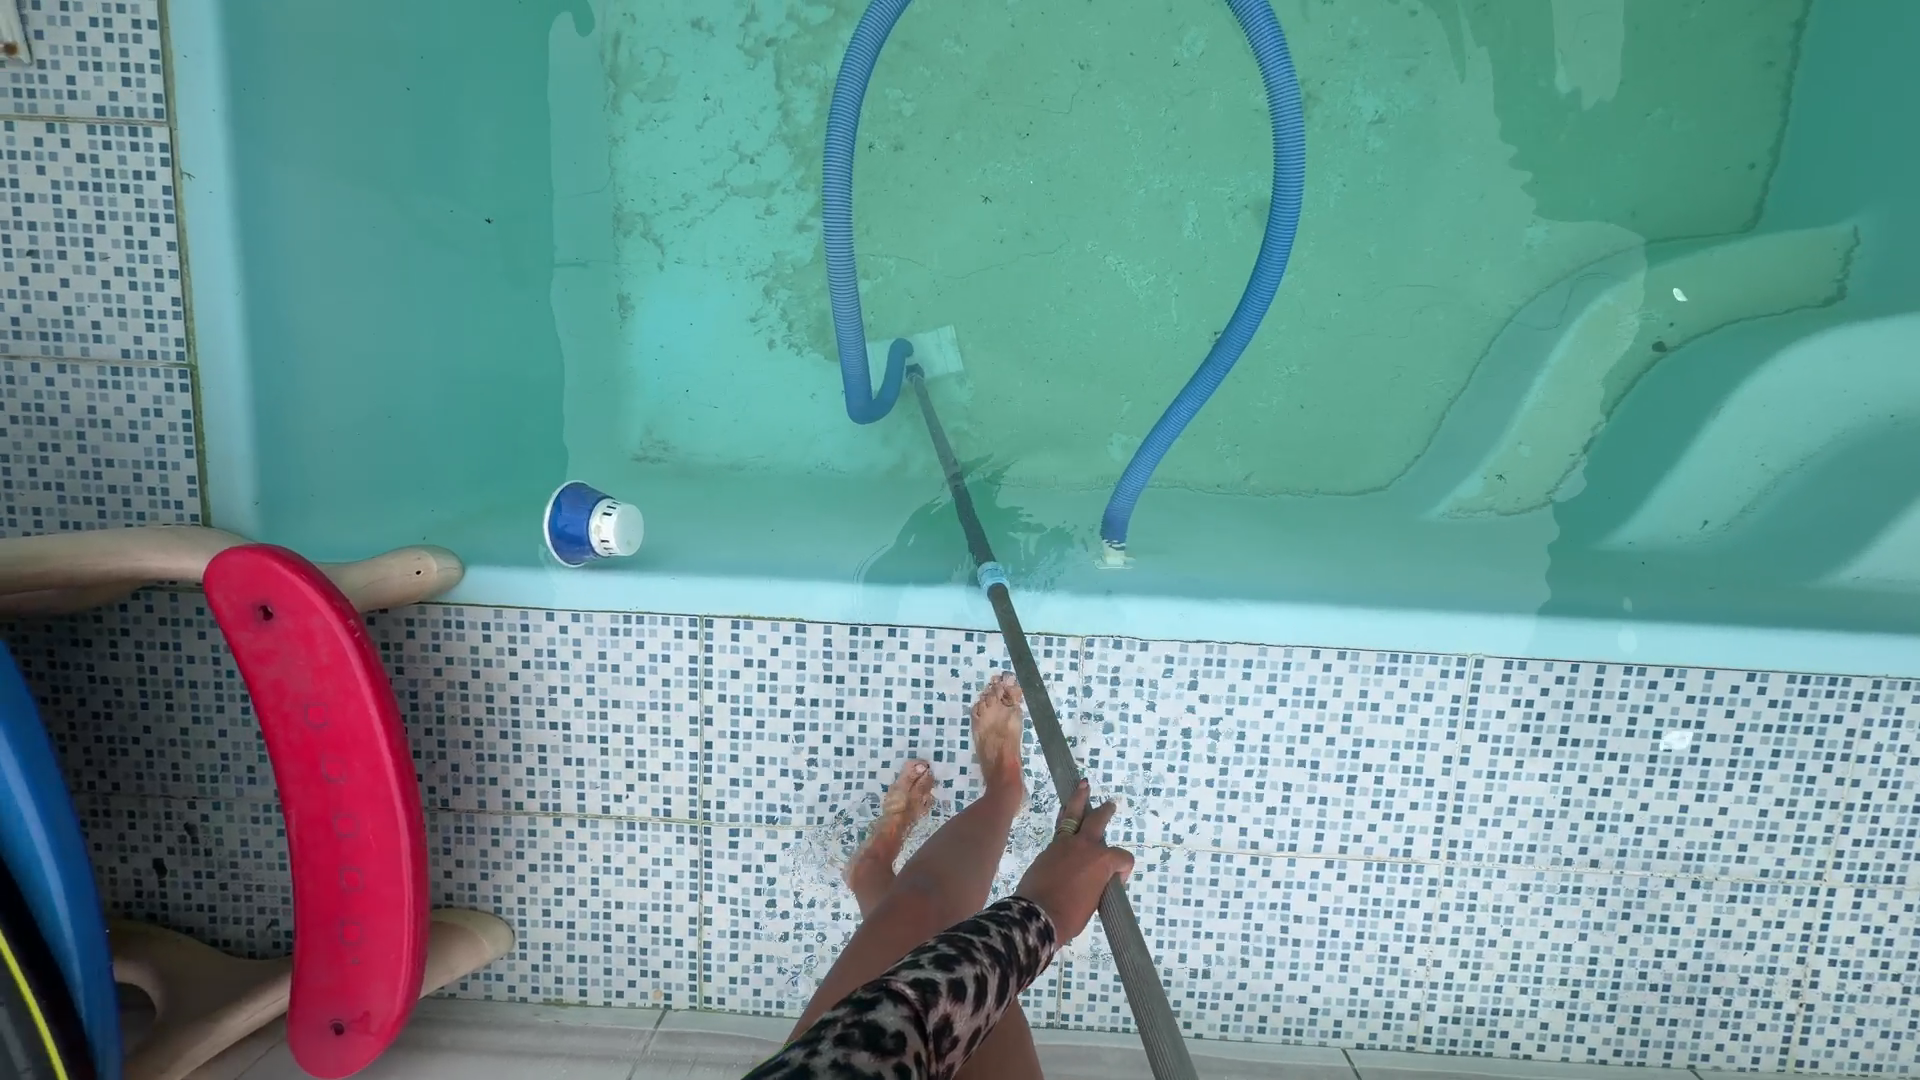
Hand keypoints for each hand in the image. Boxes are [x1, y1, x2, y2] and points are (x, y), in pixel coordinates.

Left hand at [1013, 779, 1134, 941]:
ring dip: (1079, 799)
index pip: (1123, 857)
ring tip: (1083, 785)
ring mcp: (1065, 843)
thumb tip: (1095, 879)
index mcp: (1102, 860)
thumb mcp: (1095, 903)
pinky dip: (1065, 817)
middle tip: (1110, 804)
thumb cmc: (1070, 915)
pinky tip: (1065, 813)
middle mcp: (1085, 845)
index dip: (1124, 870)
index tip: (1116, 882)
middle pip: (1098, 821)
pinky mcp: (1049, 847)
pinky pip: (1060, 826)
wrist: (1037, 914)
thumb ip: (1099, 885)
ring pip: (1074, 813)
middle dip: (1105, 812)